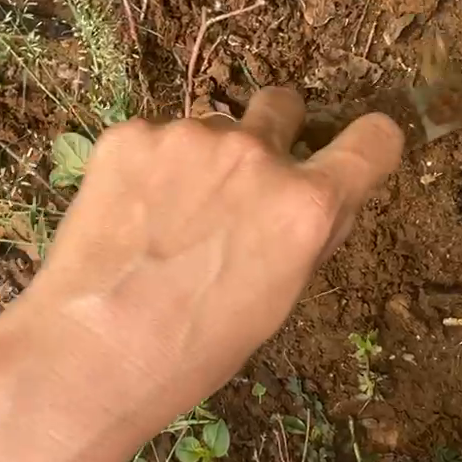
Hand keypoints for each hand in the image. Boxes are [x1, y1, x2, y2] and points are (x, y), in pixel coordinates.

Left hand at [0, 90, 403, 461]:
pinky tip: (128, 215)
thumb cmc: (198, 349)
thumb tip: (319, 195)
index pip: (375, 139)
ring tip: (165, 219)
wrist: (86, 356)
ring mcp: (189, 136)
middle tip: (237, 187)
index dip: (368, 147)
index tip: (350, 157)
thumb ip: (309, 231)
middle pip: (284, 105)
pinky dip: (153, 167)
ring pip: (214, 128)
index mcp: (307, 205)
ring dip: (204, 158)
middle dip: (273, 135)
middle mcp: (257, 155)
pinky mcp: (131, 134)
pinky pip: (159, 138)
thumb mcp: (280, 297)